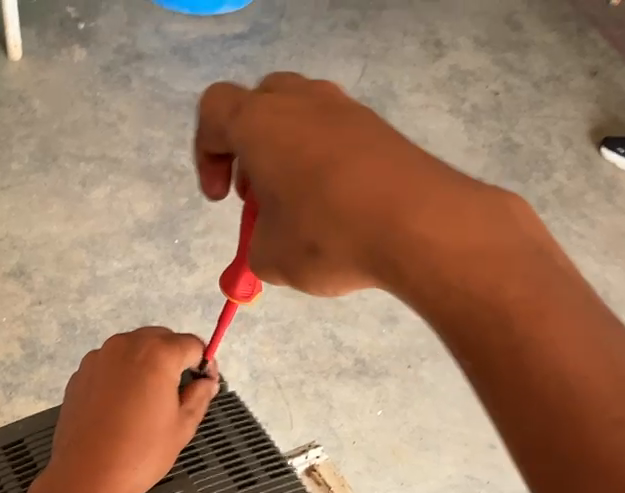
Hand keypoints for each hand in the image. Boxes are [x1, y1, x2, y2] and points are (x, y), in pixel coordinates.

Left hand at [44, 328, 218, 492]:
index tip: (205, 383)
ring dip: (147, 366)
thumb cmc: (140, 454)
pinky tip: (124, 408)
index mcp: (157, 354)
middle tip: (180, 392)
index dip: (204, 363)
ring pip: (133, 350)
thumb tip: (207, 382)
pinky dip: (122, 377)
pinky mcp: (80, 375)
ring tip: (150, 402)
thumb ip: (199, 396)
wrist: (87, 475)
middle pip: (160, 339)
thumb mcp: (182, 427)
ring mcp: (98, 358)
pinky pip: (110, 366)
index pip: (191, 344)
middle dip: (175, 359)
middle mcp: (125, 346)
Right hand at [194, 73, 506, 296]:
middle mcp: (301, 101)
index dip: (206, 153)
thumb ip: (256, 245)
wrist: (418, 224)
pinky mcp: (380, 130)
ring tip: (299, 208)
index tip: (220, 198)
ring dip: (289, 157)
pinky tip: (338, 210)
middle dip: (249, 149)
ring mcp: (345, 110)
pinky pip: (337, 138)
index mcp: (259, 123)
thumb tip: (269, 242)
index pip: (213, 111)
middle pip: (259, 105)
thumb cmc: (327, 236)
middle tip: (257, 196)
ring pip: (301, 119)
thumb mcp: (270, 258)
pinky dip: (325, 166)